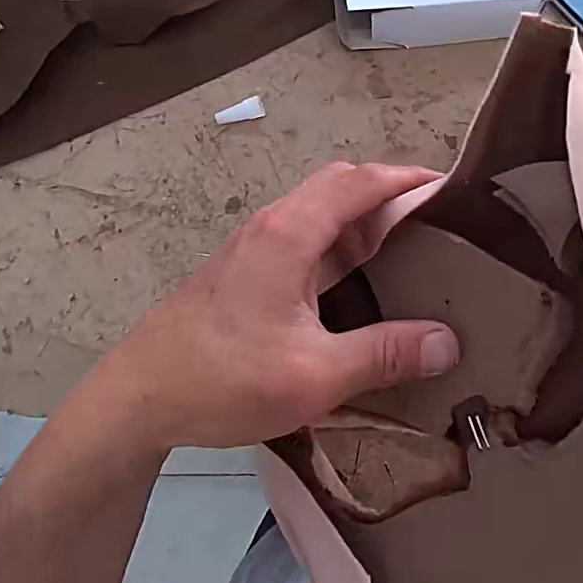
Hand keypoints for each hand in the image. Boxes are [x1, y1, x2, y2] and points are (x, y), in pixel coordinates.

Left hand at [82, 162, 460, 454]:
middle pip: (342, 184)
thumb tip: (449, 343)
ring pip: (324, 208)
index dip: (409, 179)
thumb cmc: (222, 379)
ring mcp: (259, 246)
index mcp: (291, 233)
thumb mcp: (314, 375)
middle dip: (391, 189)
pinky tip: (364, 271)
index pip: (361, 183)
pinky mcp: (251, 268)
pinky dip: (346, 238)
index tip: (451, 186)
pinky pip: (311, 235)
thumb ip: (386, 354)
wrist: (131, 403)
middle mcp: (275, 225)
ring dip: (368, 213)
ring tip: (412, 237)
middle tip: (436, 213)